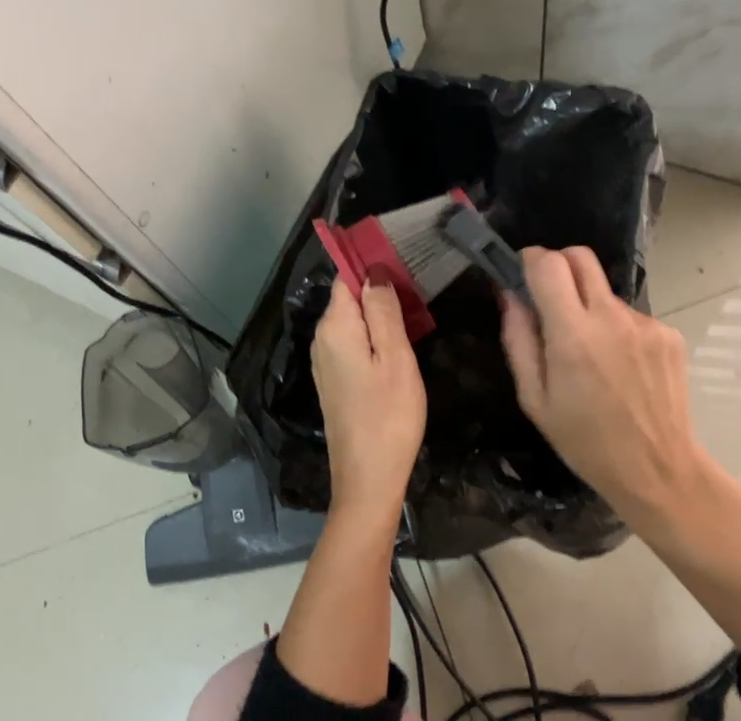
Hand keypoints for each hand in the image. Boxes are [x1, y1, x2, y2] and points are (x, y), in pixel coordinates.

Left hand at [311, 276, 426, 520]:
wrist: (368, 479)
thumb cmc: (388, 416)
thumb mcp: (396, 357)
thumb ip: (383, 311)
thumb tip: (374, 271)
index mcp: (334, 327)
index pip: (346, 277)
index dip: (371, 265)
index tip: (403, 261)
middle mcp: (322, 339)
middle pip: (348, 298)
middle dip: (377, 289)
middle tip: (418, 290)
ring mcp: (325, 362)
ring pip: (352, 322)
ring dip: (378, 314)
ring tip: (414, 314)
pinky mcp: (334, 381)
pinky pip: (352, 343)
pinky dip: (372, 337)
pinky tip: (397, 345)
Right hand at [500, 247, 704, 521]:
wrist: (659, 471)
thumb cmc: (585, 442)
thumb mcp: (534, 399)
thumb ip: (518, 340)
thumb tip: (509, 296)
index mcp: (573, 335)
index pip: (549, 264)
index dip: (531, 260)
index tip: (523, 275)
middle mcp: (611, 319)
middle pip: (581, 257)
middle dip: (559, 265)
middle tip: (550, 298)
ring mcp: (646, 324)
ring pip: (606, 292)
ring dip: (590, 307)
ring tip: (592, 356)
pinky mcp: (669, 335)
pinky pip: (631, 317)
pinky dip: (617, 330)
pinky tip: (621, 368)